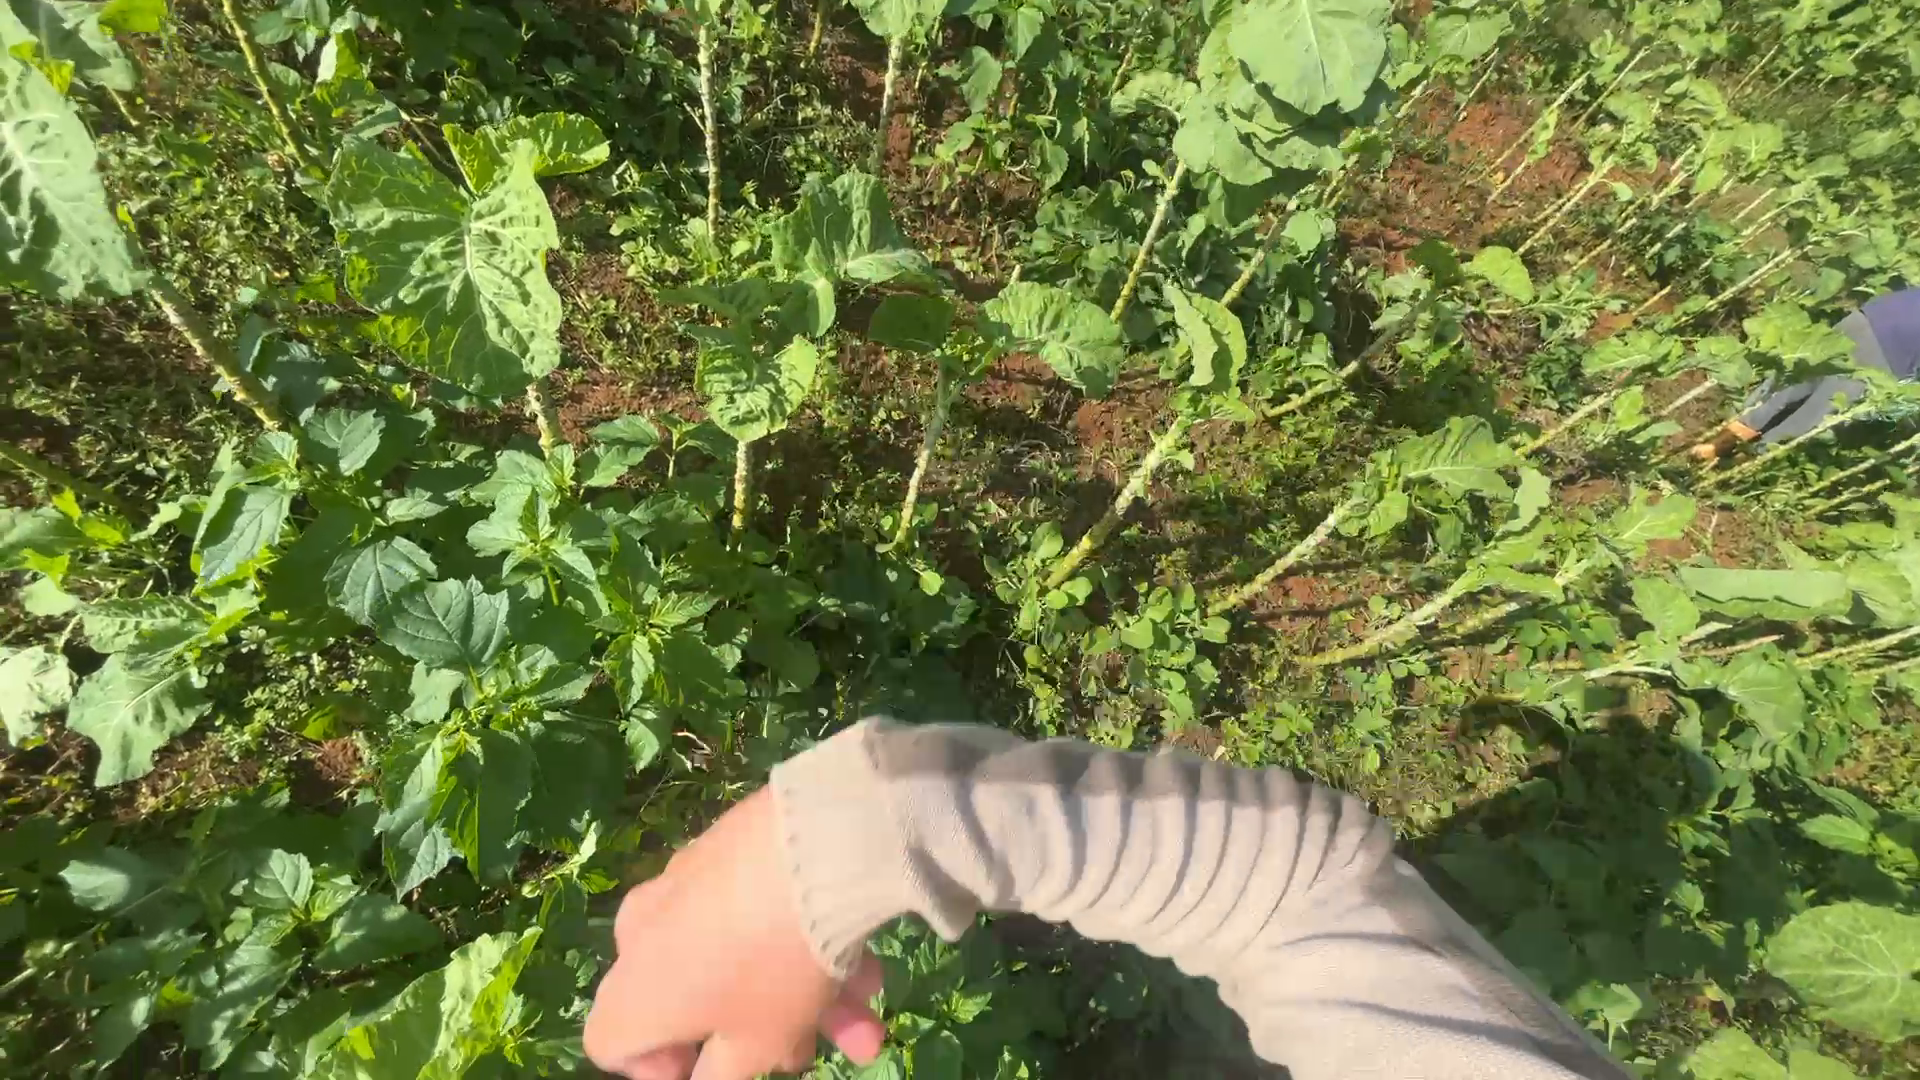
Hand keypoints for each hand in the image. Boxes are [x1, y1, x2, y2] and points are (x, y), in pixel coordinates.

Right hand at [585, 787, 887, 1079]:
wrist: (812, 845)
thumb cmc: (771, 964)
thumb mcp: (755, 1046)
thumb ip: (721, 1076)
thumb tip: (708, 1075)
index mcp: (632, 989)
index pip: (614, 1043)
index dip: (662, 1069)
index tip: (718, 1071)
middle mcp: (647, 929)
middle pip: (698, 999)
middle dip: (768, 1034)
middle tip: (816, 1048)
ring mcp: (692, 878)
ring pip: (742, 952)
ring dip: (805, 994)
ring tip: (869, 1016)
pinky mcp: (735, 841)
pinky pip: (760, 906)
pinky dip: (804, 939)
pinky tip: (867, 962)